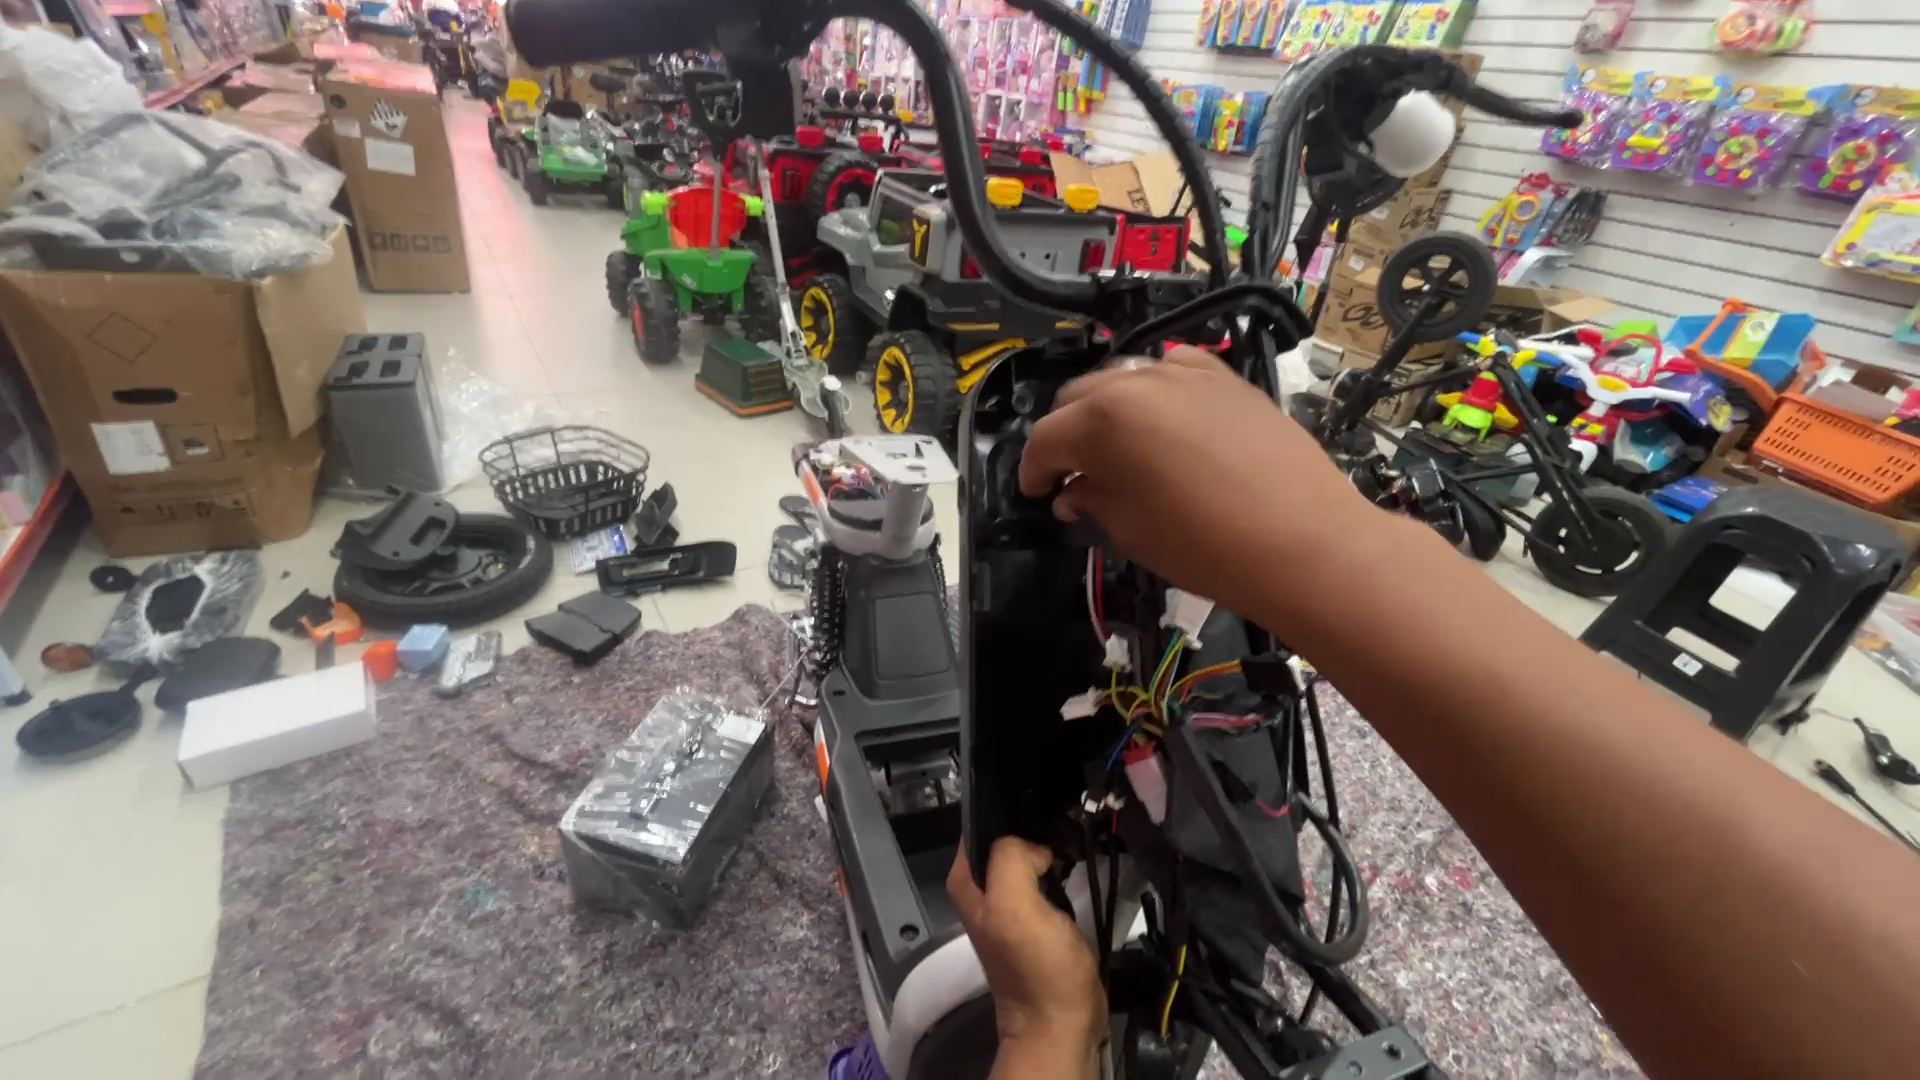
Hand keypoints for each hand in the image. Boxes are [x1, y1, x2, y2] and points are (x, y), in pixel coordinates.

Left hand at [948, 838, 1105, 1062]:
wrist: (1062, 1022)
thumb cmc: (1035, 965)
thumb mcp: (1011, 905)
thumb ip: (1011, 859)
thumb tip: (1036, 847)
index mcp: (966, 880)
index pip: (981, 825)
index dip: (1009, 817)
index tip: (1038, 815)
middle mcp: (983, 886)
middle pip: (1007, 837)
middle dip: (1032, 830)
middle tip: (1060, 828)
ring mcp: (1011, 900)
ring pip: (1028, 853)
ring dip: (1048, 847)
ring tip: (1070, 842)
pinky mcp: (1038, 911)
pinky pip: (1046, 874)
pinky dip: (1060, 867)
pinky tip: (1073, 865)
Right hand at [1017, 347, 1375, 614]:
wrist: (1305, 541)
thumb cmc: (1206, 546)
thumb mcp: (1131, 530)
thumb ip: (1092, 500)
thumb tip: (1074, 491)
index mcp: (1102, 421)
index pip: (1045, 439)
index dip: (1033, 470)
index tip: (1037, 492)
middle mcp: (1137, 383)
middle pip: (1077, 399)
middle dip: (1066, 437)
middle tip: (1072, 475)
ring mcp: (1184, 374)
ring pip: (1122, 379)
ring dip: (1105, 412)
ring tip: (1115, 449)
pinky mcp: (1223, 377)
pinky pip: (1172, 371)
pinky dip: (1154, 392)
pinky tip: (1161, 419)